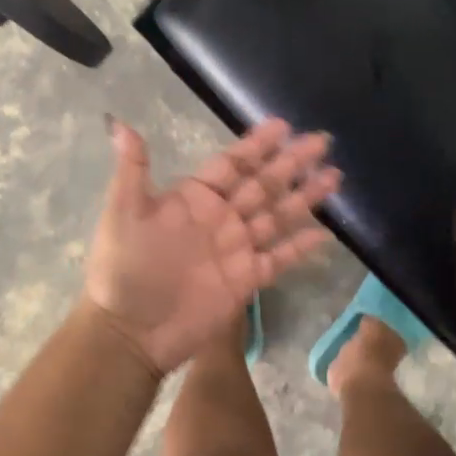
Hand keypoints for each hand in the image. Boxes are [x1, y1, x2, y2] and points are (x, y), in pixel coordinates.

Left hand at [85, 118, 339, 374]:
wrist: (130, 331)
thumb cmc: (123, 269)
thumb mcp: (123, 214)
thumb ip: (132, 170)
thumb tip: (121, 124)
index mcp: (193, 198)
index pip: (232, 164)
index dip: (256, 145)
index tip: (283, 125)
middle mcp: (220, 218)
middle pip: (263, 184)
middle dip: (291, 163)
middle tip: (321, 141)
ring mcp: (236, 249)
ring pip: (277, 216)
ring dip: (304, 197)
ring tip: (334, 176)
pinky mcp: (246, 280)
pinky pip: (279, 258)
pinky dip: (300, 246)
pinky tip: (325, 232)